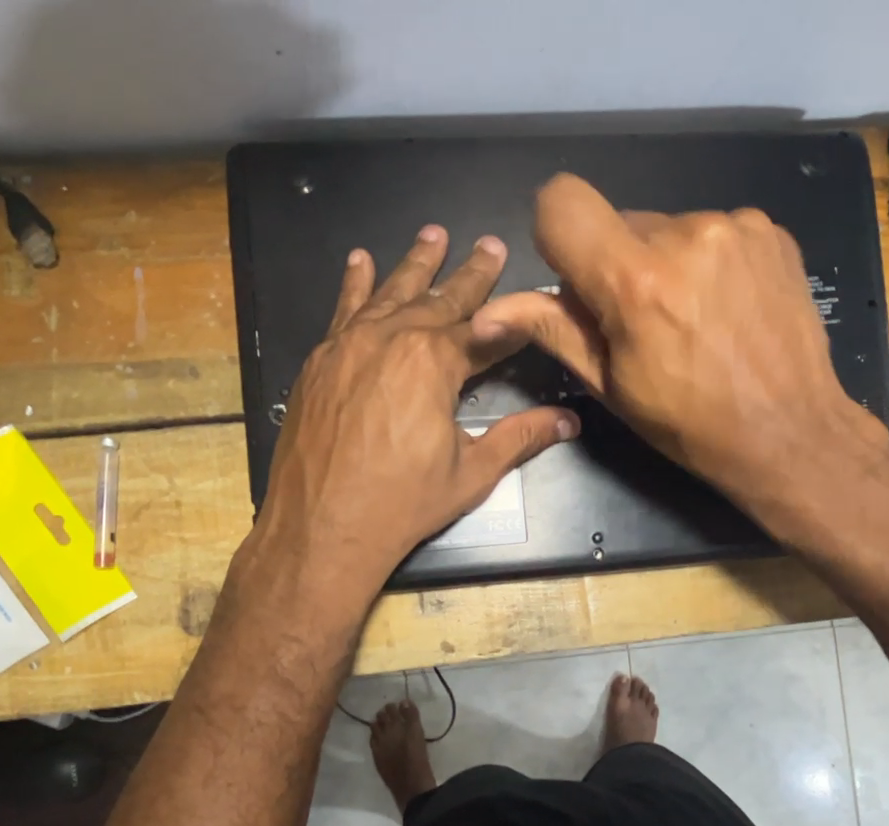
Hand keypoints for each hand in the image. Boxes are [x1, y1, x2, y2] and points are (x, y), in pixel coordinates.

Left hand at [251, 226, 579, 589]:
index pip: (484, 331)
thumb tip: (569, 421)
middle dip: (469, 273)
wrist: (320, 529)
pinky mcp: (319, 361)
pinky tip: (360, 262)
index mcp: (434, 361)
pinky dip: (354, 285)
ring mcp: (347, 345)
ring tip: (434, 233)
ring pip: (389, 294)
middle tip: (490, 245)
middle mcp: (391, 339)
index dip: (510, 319)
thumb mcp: (472, 472)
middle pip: (439, 300)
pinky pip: (342, 311)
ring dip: (415, 264)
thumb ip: (519, 437)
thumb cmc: (402, 504)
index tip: (529, 300)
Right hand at [471, 175, 888, 524]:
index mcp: (636, 281)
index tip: (578, 279)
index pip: (562, 201)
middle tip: (643, 323)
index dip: (557, 234)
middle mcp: (685, 234)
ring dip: (665, 263)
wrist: (791, 432)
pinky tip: (727, 308)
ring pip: (668, 227)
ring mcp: (735, 227)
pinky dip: (707, 261)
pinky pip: (712, 231)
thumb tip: (488, 312)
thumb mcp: (612, 387)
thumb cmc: (692, 424)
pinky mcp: (769, 230)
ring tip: (694, 320)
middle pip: (619, 222)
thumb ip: (554, 332)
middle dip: (617, 264)